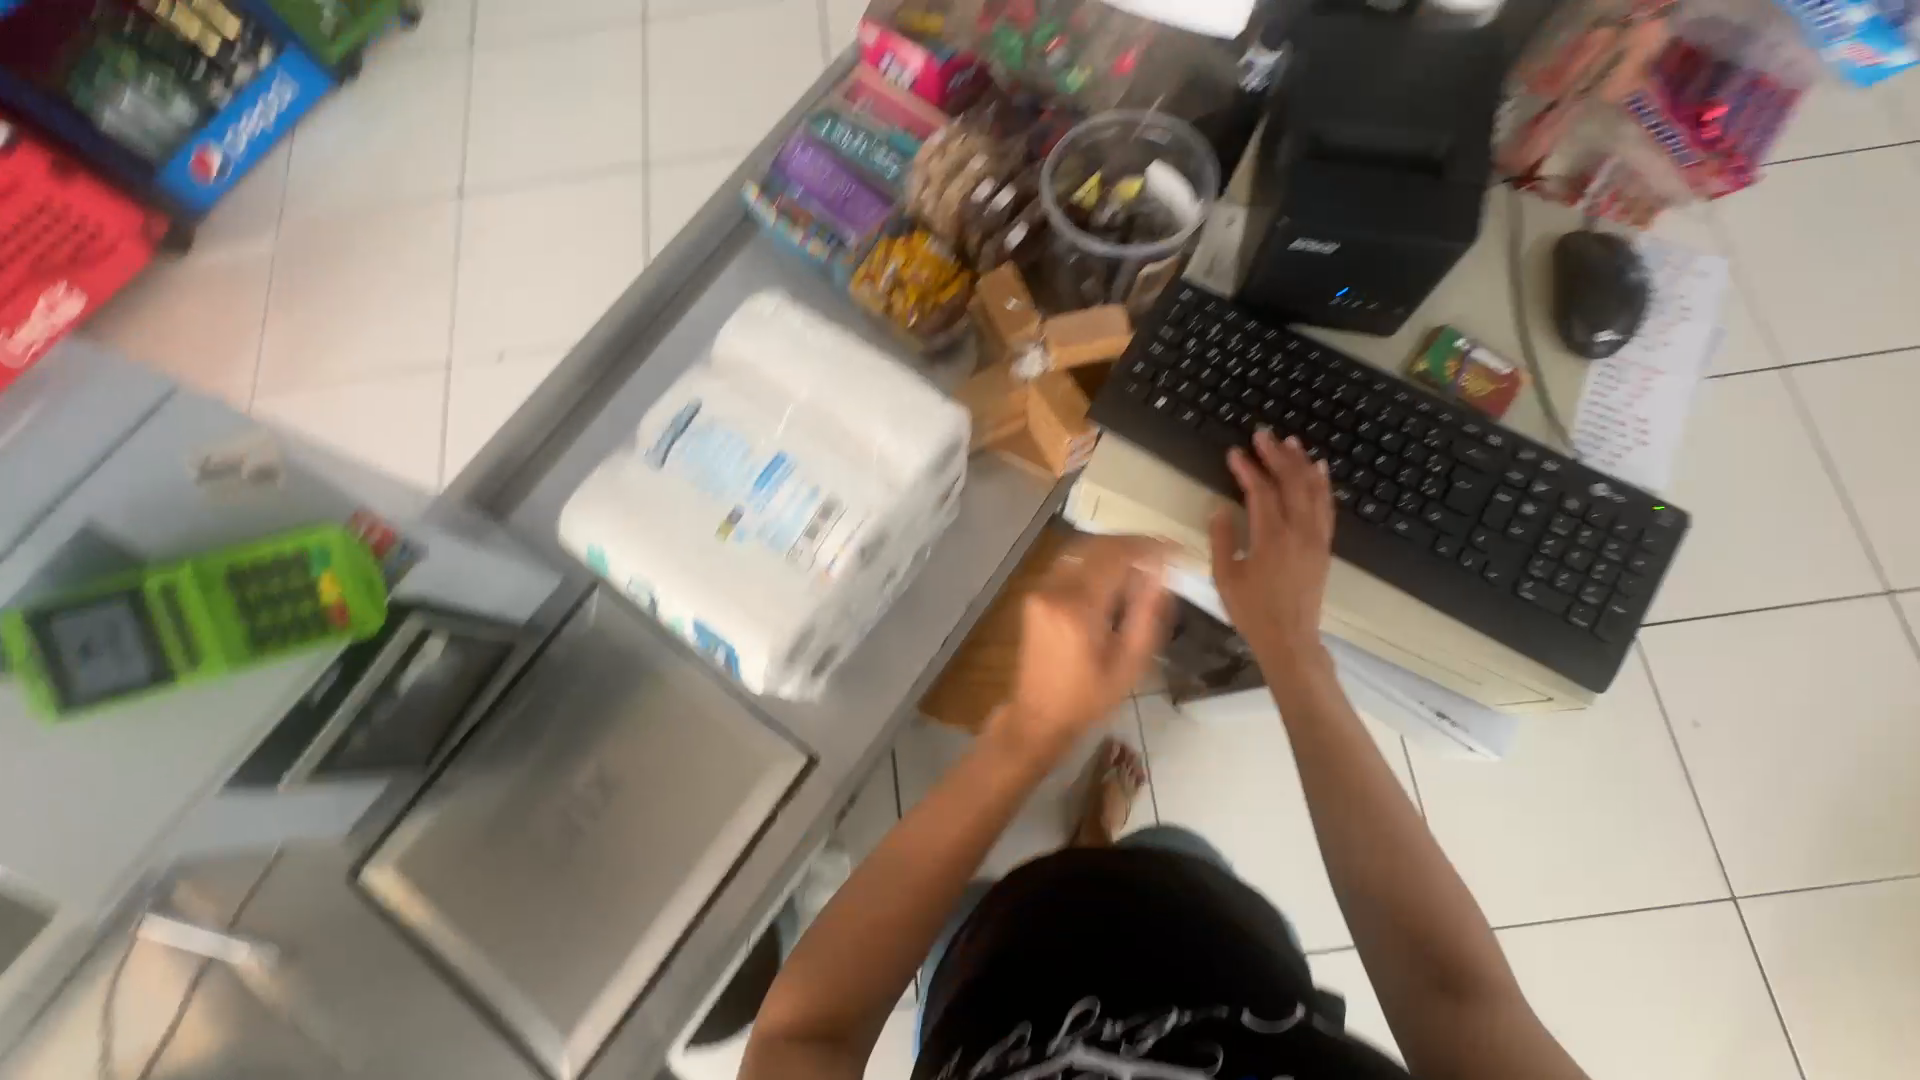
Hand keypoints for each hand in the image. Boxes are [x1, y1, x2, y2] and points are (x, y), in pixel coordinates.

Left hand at [992, 534, 1171, 764]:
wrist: (1039, 714)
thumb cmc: (1088, 697)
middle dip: (1132, 544)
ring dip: (1113, 550)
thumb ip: (1148, 615)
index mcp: (1078, 608)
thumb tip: (1162, 574)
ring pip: (1082, 549)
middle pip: (1097, 546)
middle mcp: (1055, 590)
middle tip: (1161, 554)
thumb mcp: (1129, 664)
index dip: (1148, 546)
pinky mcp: (1035, 593)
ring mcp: (1040, 589)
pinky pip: (1069, 562)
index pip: (1116, 556)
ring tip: (1142, 564)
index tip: (1174, 549)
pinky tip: (1114, 576)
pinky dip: (1094, 560)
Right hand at [1210, 429, 1334, 671]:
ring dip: (1301, 463)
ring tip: (1290, 442)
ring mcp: (1316, 537)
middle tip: (1263, 434)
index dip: (1247, 469)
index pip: (1260, 492)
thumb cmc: (1251, 611)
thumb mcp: (1225, 577)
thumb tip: (1220, 508)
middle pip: (1290, 483)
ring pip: (1313, 490)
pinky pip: (1327, 507)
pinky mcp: (1324, 545)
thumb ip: (1222, 539)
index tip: (1234, 452)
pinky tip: (1318, 469)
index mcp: (1270, 538)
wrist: (1289, 638)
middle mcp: (1298, 532)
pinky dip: (1323, 484)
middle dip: (1276, 456)